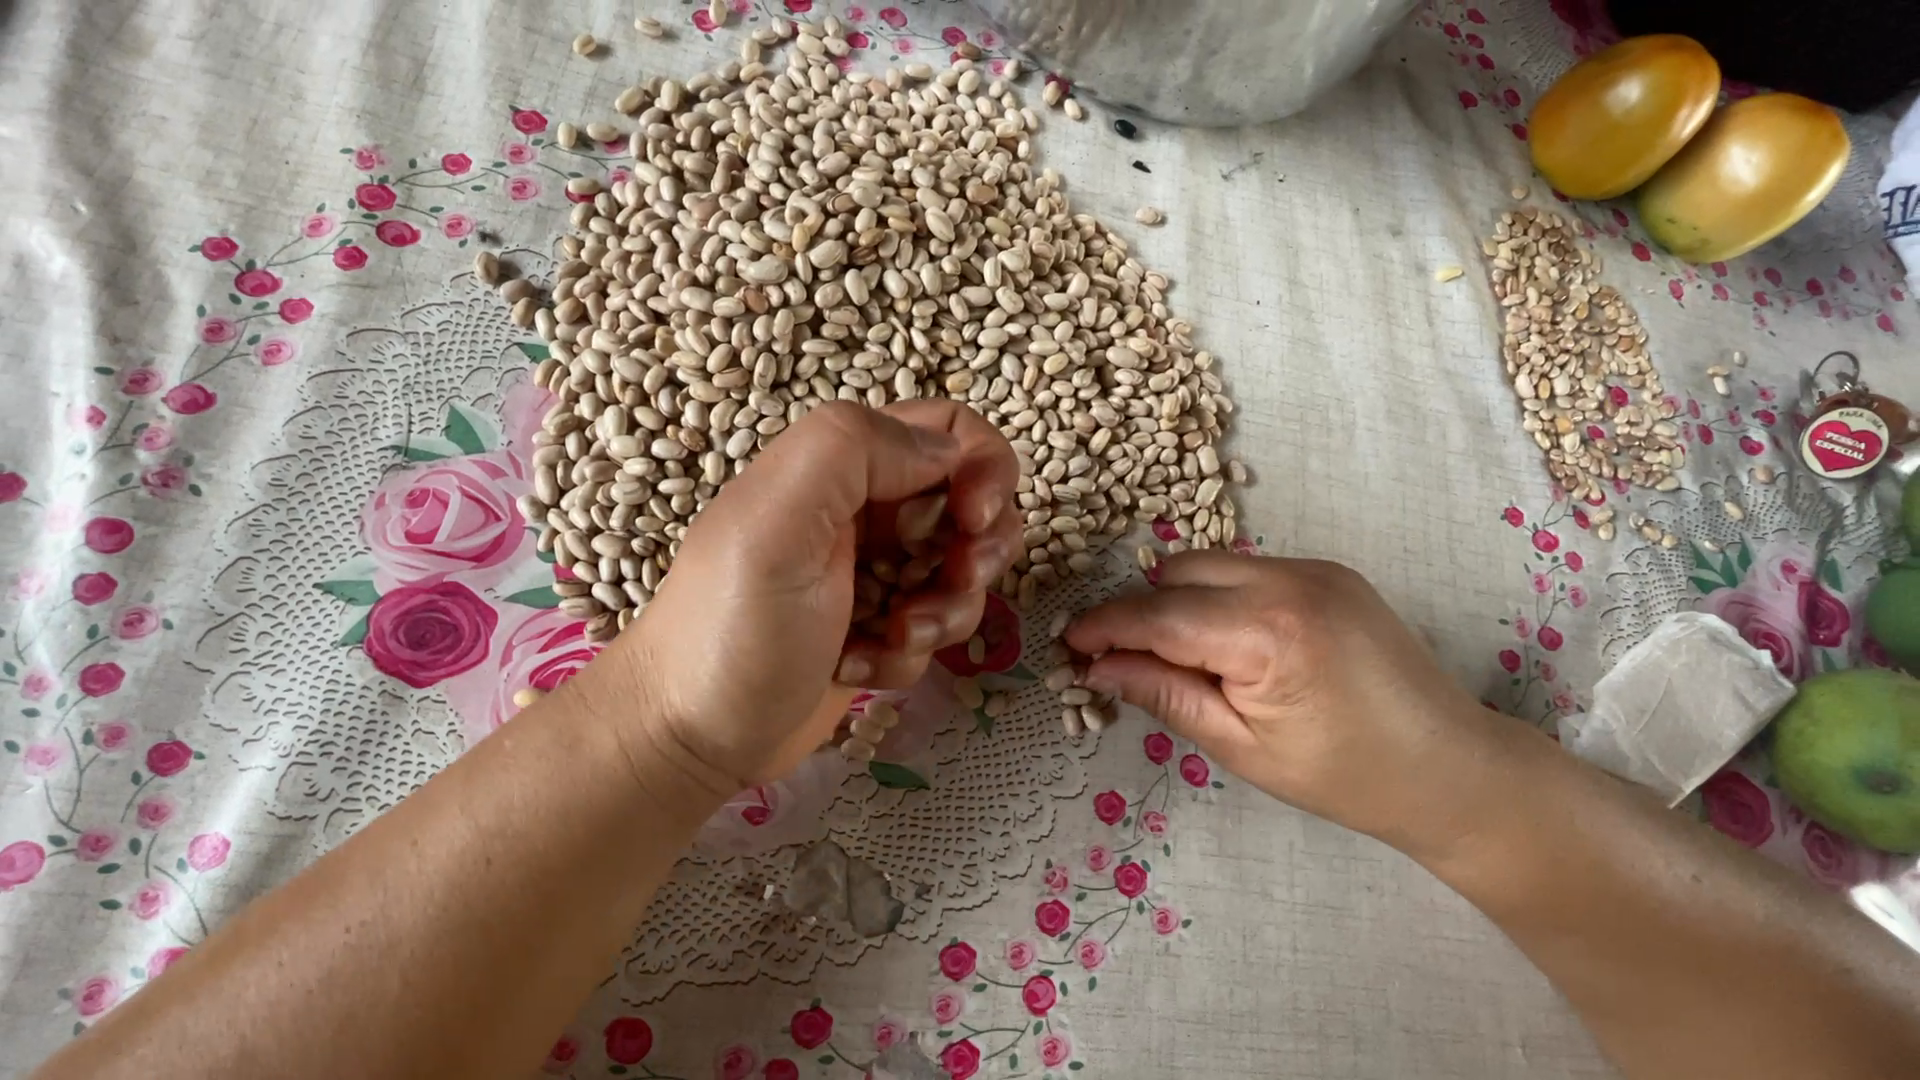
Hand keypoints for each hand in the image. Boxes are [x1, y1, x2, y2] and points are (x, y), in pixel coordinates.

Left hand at [589, 400, 1020, 797]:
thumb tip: (945, 450)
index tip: (973, 520)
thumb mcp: (775, 524)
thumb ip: (852, 451)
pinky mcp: (881, 629)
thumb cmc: (729, 628)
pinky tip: (859, 668)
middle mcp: (865, 511)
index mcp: (840, 467)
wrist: (688, 738)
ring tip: (894, 637)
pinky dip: (911, 651)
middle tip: (950, 583)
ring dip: (946, 609)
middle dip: (976, 548)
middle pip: (972, 502)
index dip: (982, 465)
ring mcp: (876, 572)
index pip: (948, 430)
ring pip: (964, 570)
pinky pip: (937, 625)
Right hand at [1067, 551, 1507, 849]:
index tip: (1067, 643)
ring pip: (1208, 564)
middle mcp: (1287, 580)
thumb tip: (1096, 667)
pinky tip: (1227, 642)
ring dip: (1178, 601)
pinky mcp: (1328, 571)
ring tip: (1179, 656)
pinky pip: (1245, 569)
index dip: (1104, 626)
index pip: (1158, 614)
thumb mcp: (1239, 746)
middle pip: (1177, 575)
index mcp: (1266, 633)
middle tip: (1121, 660)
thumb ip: (1163, 694)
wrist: (1451, 768)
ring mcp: (1312, 568)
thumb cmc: (1343, 776)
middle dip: (1140, 612)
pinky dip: (1217, 597)